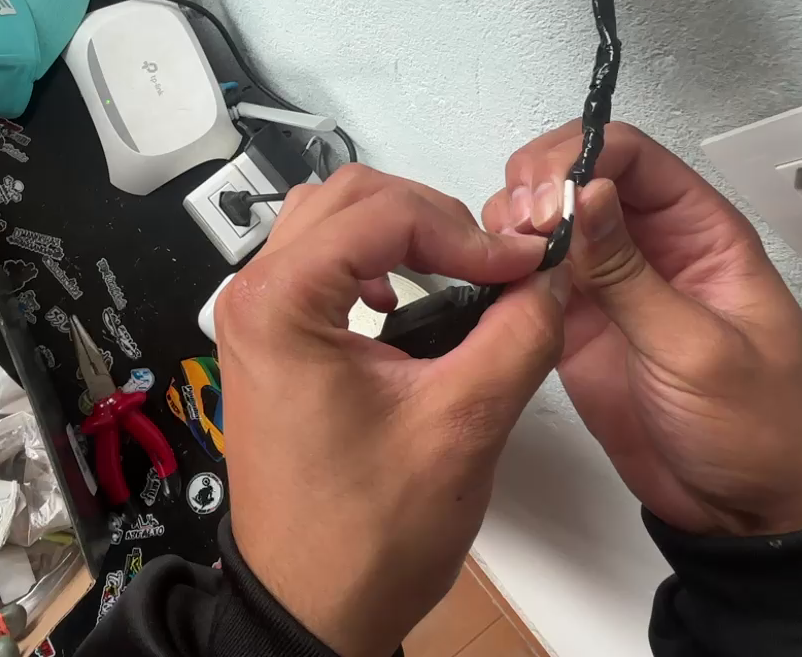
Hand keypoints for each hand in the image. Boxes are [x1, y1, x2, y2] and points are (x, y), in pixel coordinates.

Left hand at [216, 164, 565, 656]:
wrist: (309, 604)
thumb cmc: (366, 531)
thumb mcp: (462, 425)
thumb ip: (518, 334)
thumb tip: (547, 277)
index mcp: (279, 301)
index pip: (379, 214)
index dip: (460, 229)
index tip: (520, 263)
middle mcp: (253, 291)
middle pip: (347, 198)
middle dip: (427, 215)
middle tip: (487, 260)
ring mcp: (254, 311)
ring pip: (328, 218)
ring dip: (395, 227)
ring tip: (449, 266)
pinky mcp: (267, 334)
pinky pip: (314, 257)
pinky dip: (365, 256)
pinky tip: (397, 298)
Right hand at [482, 122, 801, 536]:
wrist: (740, 513)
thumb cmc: (752, 427)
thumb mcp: (695, 347)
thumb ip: (629, 271)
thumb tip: (583, 191)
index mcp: (697, 230)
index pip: (632, 155)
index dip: (581, 157)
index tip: (543, 197)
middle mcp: (645, 239)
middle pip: (579, 170)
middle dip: (537, 180)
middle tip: (514, 222)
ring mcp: (605, 275)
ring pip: (546, 211)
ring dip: (514, 215)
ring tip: (504, 250)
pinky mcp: (572, 311)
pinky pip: (530, 264)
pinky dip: (505, 258)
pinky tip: (496, 273)